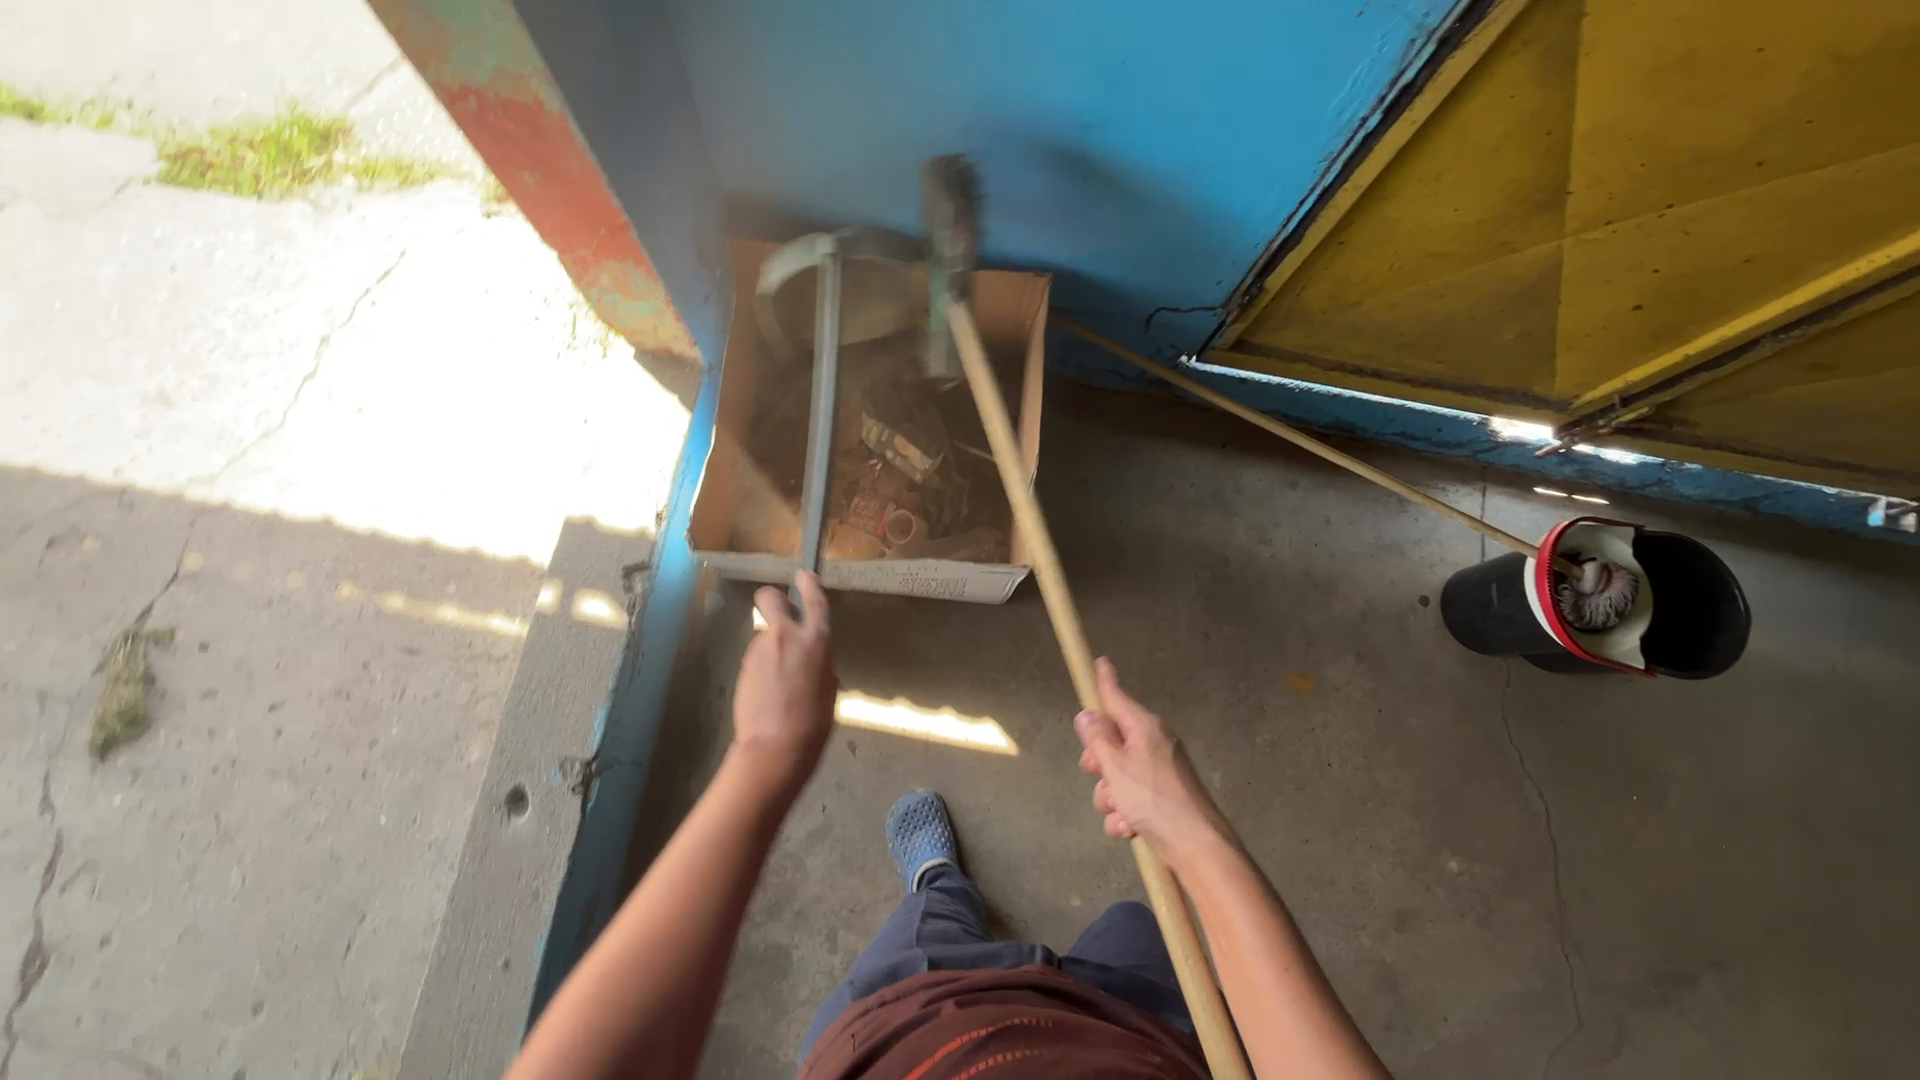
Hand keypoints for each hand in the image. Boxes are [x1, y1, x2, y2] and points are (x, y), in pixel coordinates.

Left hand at [730, 571, 836, 789]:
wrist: (776, 747)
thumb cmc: (814, 722)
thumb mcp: (829, 687)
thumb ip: (819, 663)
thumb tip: (811, 659)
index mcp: (816, 641)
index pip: (815, 601)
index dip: (809, 584)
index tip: (804, 575)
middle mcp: (786, 637)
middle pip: (771, 599)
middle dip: (772, 599)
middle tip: (779, 611)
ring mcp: (760, 651)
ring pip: (766, 638)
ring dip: (772, 650)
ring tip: (781, 684)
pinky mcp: (744, 668)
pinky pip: (758, 660)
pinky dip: (764, 670)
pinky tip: (769, 695)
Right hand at [1075, 658, 1231, 864]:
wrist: (1195, 845)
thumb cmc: (1154, 798)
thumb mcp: (1116, 765)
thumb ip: (1097, 739)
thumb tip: (1087, 714)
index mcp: (1144, 728)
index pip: (1118, 698)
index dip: (1106, 681)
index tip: (1101, 661)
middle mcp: (1152, 745)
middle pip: (1110, 742)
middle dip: (1097, 763)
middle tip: (1096, 771)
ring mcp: (1156, 774)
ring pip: (1114, 778)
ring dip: (1110, 797)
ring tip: (1121, 811)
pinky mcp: (1158, 802)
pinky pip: (1127, 802)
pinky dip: (1123, 816)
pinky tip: (1129, 828)